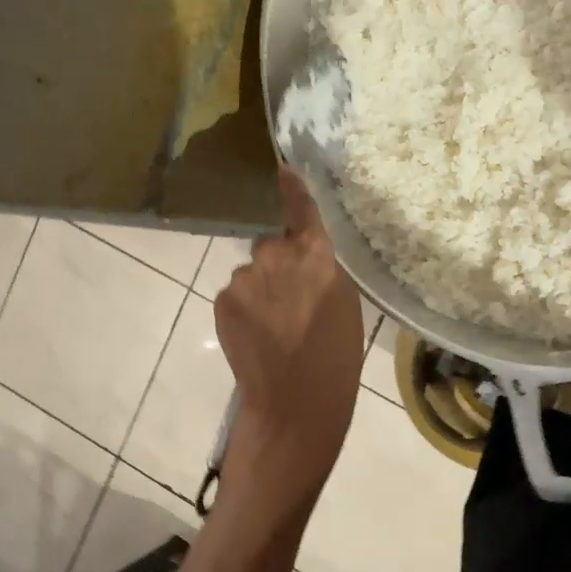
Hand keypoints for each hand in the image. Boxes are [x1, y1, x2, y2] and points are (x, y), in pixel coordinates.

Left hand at [213, 165, 364, 507]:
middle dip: (280, 266)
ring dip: (261, 290)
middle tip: (294, 302)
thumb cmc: (337, 358)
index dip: (292, 188)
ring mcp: (246, 278)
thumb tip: (307, 259)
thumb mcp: (347, 305)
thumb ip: (325, 272)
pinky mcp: (223, 300)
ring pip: (253, 274)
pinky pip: (237, 294)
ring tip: (277, 327)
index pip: (302, 209)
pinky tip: (259, 336)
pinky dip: (245, 309)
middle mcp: (278, 256)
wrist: (295, 402)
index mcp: (319, 256)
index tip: (282, 168)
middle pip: (273, 246)